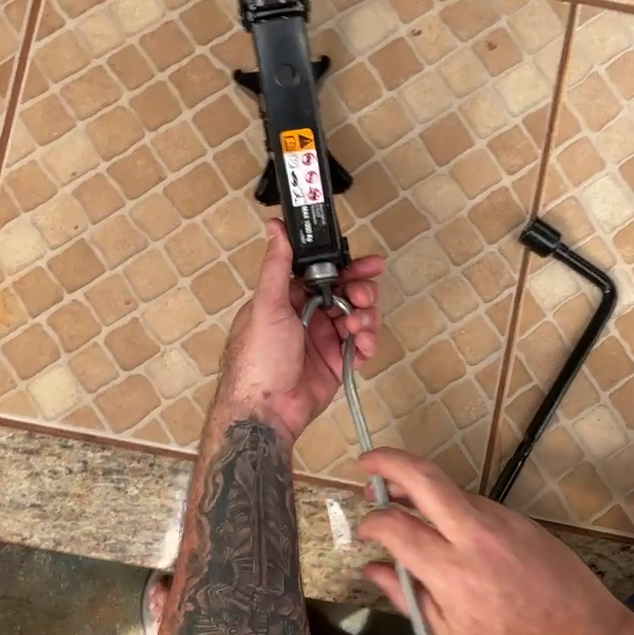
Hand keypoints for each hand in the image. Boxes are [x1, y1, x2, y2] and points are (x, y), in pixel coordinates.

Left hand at [214, 219, 383, 441]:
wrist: (267, 409)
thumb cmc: (261, 355)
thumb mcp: (267, 304)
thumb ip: (277, 265)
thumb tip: (274, 226)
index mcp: (291, 299)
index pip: (326, 274)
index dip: (350, 267)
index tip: (372, 264)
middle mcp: (310, 316)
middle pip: (347, 294)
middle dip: (362, 294)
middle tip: (363, 300)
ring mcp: (325, 341)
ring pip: (358, 319)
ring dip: (366, 319)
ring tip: (359, 329)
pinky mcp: (338, 364)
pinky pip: (361, 348)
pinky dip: (367, 344)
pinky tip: (363, 347)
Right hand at [354, 449, 633, 634]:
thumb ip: (406, 597)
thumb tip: (372, 570)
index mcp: (451, 571)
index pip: (396, 527)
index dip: (372, 524)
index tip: (364, 531)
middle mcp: (473, 533)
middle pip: (423, 476)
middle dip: (388, 461)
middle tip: (365, 464)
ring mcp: (498, 518)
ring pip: (447, 486)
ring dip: (416, 483)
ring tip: (395, 495)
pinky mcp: (515, 516)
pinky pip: (471, 502)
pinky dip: (446, 504)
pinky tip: (440, 523)